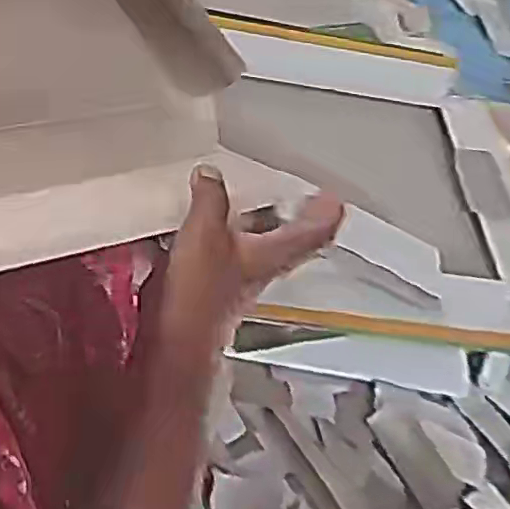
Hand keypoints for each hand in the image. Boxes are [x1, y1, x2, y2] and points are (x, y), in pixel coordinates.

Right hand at [156, 166, 344, 360]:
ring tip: (246, 198)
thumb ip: (210, 199)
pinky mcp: (211, 279)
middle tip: (298, 198)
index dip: (325, 214)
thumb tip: (211, 175)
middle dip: (293, 217)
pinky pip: (223, 247)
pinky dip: (221, 230)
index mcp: (270, 255)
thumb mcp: (205, 232)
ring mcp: (236, 275)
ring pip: (255, 243)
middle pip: (287, 239)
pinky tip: (200, 220)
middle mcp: (259, 266)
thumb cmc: (201, 293)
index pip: (311, 234)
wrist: (177, 333)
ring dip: (255, 221)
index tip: (333, 198)